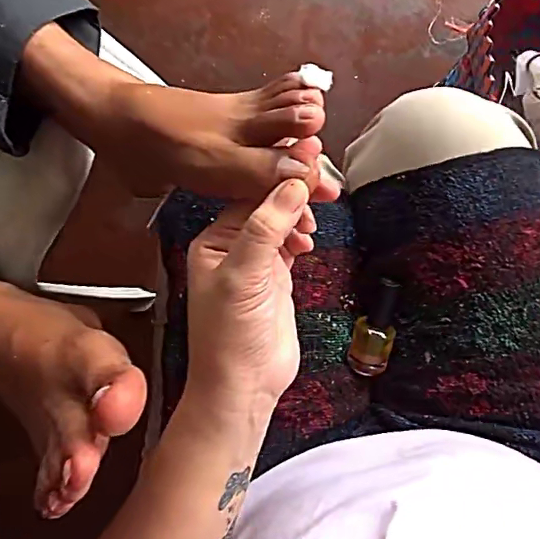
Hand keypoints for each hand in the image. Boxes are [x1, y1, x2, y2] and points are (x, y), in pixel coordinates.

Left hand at [185, 178, 315, 409]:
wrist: (244, 386)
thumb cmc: (229, 339)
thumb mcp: (243, 277)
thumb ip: (265, 229)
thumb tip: (291, 185)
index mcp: (214, 241)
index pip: (249, 195)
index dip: (278, 173)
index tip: (306, 153)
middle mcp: (233, 247)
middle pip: (268, 204)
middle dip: (296, 187)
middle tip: (324, 174)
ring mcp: (256, 263)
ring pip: (282, 221)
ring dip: (302, 209)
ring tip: (325, 200)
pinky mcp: (276, 279)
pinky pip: (291, 243)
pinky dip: (303, 233)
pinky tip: (310, 235)